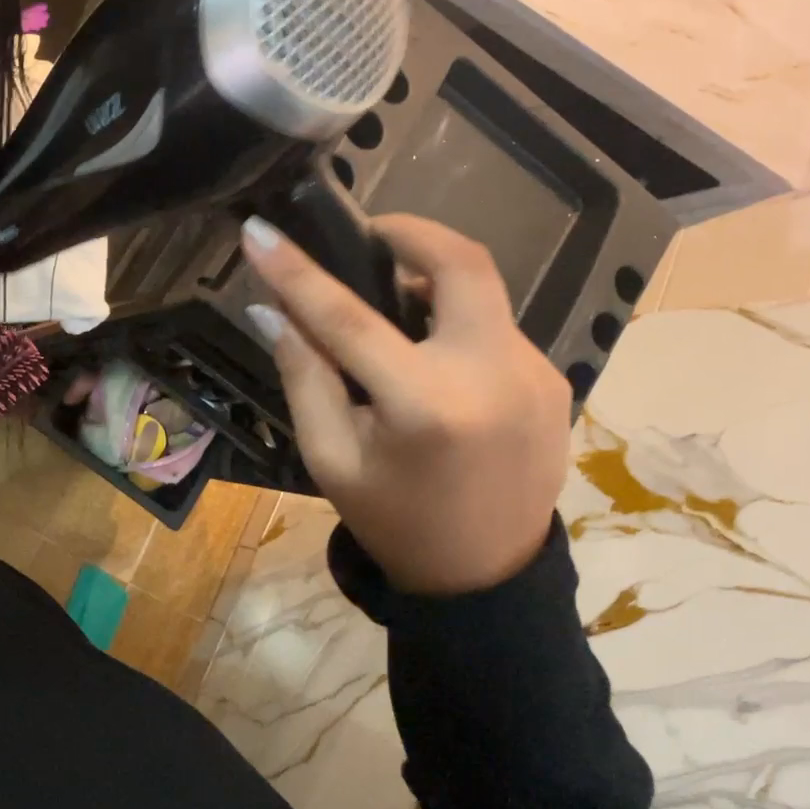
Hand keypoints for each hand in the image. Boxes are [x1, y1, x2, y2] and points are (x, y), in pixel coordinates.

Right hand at [241, 214, 572, 594]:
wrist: (486, 578)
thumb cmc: (392, 519)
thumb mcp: (329, 456)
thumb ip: (303, 376)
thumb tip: (271, 310)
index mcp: (426, 404)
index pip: (347, 316)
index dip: (295, 270)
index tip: (258, 230)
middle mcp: (494, 374)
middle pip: (463, 264)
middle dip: (410, 233)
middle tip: (365, 236)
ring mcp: (536, 373)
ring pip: (480, 294)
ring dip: (427, 283)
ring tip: (383, 309)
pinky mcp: (551, 379)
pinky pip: (493, 325)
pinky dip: (449, 320)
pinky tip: (422, 354)